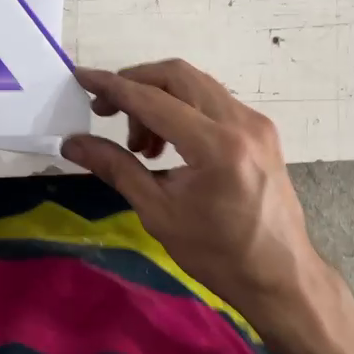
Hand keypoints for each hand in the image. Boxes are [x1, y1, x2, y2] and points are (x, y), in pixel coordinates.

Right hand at [60, 60, 317, 303]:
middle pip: (176, 75)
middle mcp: (240, 122)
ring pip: (195, 83)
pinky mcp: (260, 130)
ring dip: (157, 97)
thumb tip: (72, 143)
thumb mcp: (158, 212)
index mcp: (216, 146)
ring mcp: (255, 122)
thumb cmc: (218, 254)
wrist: (281, 277)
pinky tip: (167, 143)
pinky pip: (212, 99)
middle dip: (134, 84)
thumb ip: (116, 167)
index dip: (112, 86)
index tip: (81, 78)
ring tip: (139, 144)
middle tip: (105, 112)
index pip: (152, 99)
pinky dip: (181, 107)